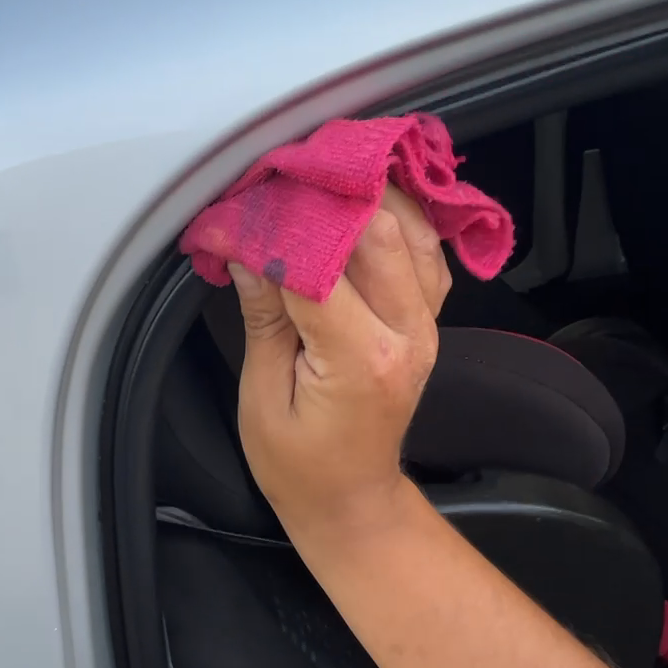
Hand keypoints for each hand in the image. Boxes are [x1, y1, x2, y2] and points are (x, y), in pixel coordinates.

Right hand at [228, 190, 450, 538]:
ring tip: (328, 168)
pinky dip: (402, 218)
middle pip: (377, 234)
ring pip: (413, 233)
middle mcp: (406, 335)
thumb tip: (247, 250)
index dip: (276, 229)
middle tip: (283, 171)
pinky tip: (373, 198)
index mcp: (359, 360)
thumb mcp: (262, 395)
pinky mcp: (426, 322)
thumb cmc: (299, 463)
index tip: (240, 207)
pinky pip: (426, 254)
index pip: (318, 266)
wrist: (351, 498)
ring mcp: (425, 327)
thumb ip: (264, 315)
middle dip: (328, 195)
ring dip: (373, 194)